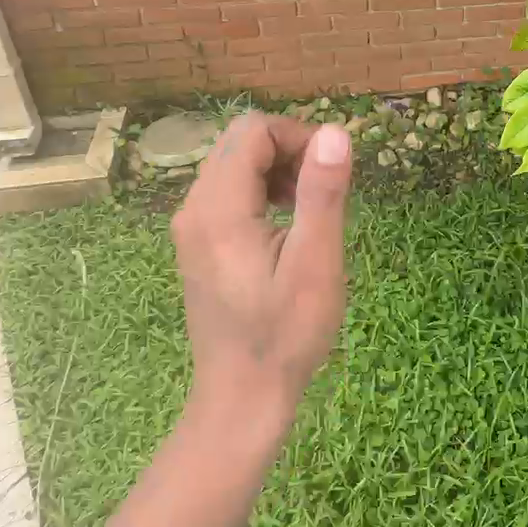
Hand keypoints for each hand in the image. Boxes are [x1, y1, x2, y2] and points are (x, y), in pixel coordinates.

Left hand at [169, 114, 350, 421]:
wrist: (243, 396)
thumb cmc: (286, 333)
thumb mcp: (315, 262)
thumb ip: (323, 193)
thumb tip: (335, 132)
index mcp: (219, 208)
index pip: (254, 130)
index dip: (300, 136)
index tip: (332, 172)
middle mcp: (194, 208)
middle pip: (242, 141)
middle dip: (291, 150)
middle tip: (325, 190)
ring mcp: (192, 227)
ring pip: (236, 164)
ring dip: (280, 169)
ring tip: (312, 208)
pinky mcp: (199, 243)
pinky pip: (231, 191)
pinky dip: (264, 190)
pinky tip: (290, 224)